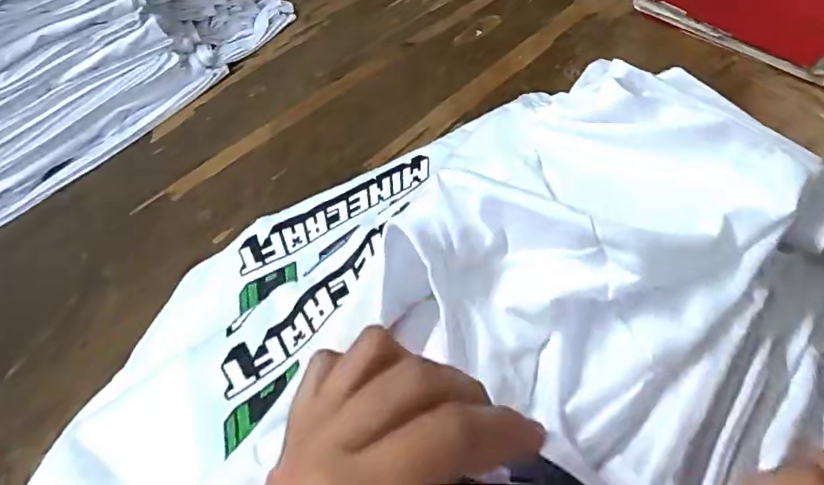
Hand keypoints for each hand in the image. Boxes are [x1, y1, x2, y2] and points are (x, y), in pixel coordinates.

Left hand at [266, 325, 545, 484]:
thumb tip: (495, 471)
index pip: (446, 434)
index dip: (500, 430)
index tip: (533, 435)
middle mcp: (328, 446)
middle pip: (415, 382)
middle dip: (468, 393)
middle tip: (495, 423)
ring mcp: (305, 427)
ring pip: (371, 351)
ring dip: (419, 365)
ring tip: (442, 399)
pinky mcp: (290, 422)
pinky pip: (330, 363)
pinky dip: (363, 364)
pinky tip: (385, 389)